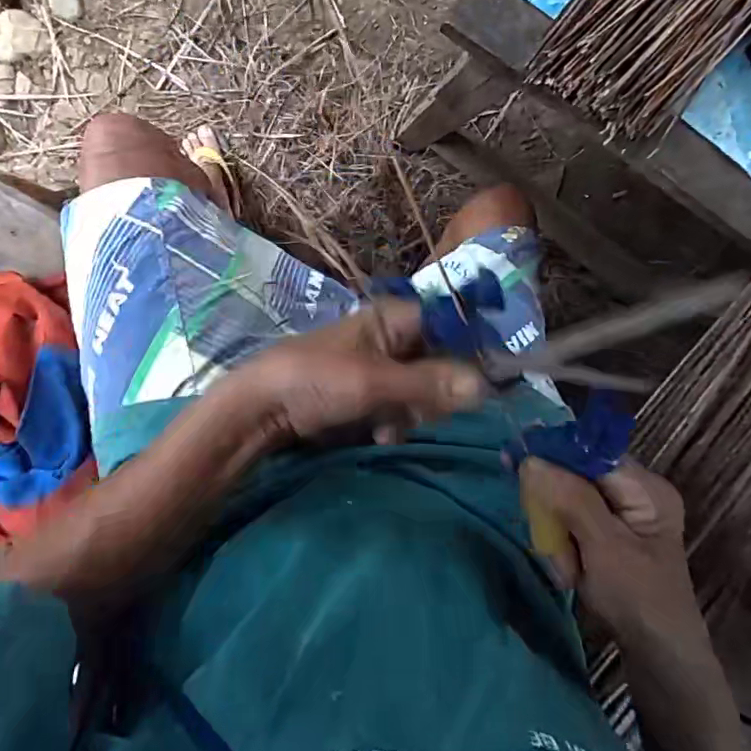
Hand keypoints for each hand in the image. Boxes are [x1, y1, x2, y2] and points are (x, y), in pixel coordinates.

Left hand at [214, 297, 488, 445]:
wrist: (263, 408)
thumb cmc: (316, 379)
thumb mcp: (374, 382)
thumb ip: (430, 383)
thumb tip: (487, 386)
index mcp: (396, 317)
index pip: (453, 325)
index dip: (471, 352)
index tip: (486, 385)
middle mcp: (395, 336)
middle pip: (444, 362)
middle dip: (433, 393)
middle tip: (418, 411)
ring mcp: (384, 365)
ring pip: (426, 389)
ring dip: (413, 413)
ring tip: (388, 426)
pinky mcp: (373, 391)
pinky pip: (405, 405)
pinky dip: (397, 421)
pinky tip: (380, 433)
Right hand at [519, 456, 695, 636]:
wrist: (661, 661)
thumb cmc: (639, 599)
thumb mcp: (605, 547)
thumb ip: (571, 497)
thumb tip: (532, 457)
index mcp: (645, 487)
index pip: (589, 450)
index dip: (551, 451)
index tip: (513, 456)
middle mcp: (635, 491)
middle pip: (575, 473)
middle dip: (555, 505)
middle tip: (547, 538)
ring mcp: (621, 512)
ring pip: (568, 498)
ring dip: (558, 531)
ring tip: (567, 568)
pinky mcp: (608, 532)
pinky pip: (572, 520)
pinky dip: (564, 542)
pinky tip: (571, 570)